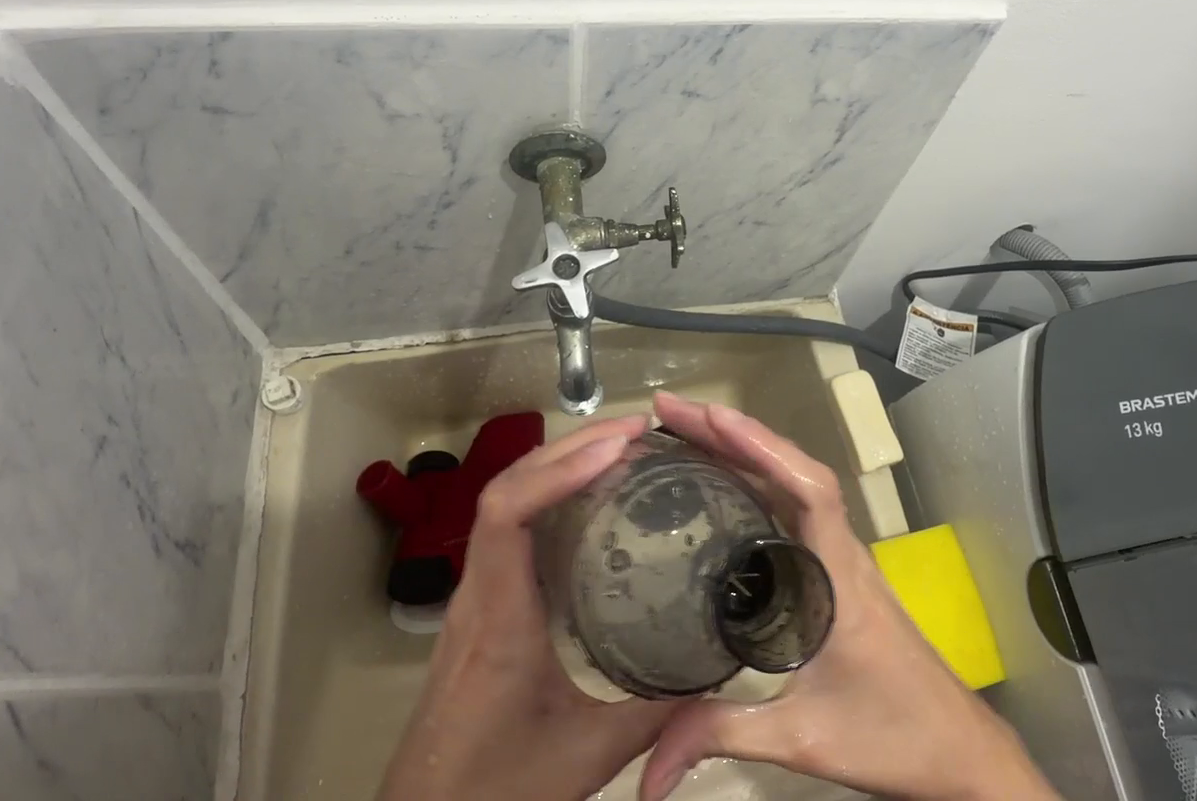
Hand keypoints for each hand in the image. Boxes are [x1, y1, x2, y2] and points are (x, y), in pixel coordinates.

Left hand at [378, 414, 674, 800]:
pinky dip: (552, 495)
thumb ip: (657, 706)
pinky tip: (595, 502)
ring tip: (622, 449)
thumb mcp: (590, 753)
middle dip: (570, 448)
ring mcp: (477, 594)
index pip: (507, 512)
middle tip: (637, 431)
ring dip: (559, 464)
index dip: (558, 468)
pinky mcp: (484, 605)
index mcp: (498, 616)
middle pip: (508, 488)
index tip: (618, 447)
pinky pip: (513, 527)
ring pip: (506, 502)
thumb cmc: (500, 785)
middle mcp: (480, 590)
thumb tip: (720, 658)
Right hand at [640, 392, 1060, 800]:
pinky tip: (721, 488)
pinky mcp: (836, 574)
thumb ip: (723, 737)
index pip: (809, 488)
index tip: (708, 417)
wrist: (960, 754)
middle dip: (734, 434)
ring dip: (746, 451)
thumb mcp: (803, 738)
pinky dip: (758, 482)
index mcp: (840, 576)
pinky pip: (794, 509)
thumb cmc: (895, 735)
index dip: (760, 446)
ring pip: (795, 485)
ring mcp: (841, 560)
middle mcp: (842, 553)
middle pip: (793, 471)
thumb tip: (644, 769)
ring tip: (687, 433)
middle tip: (671, 414)